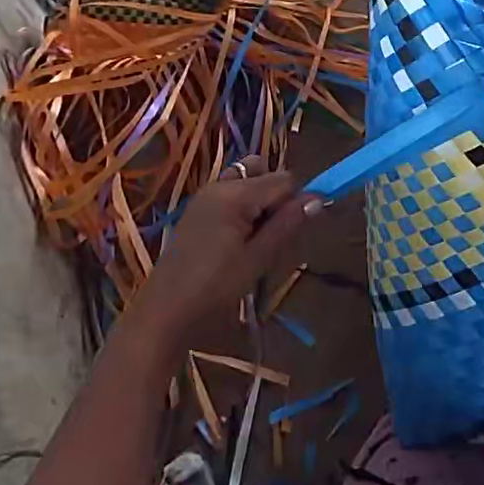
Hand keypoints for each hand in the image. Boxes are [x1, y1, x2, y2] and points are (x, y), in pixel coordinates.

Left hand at [129, 156, 320, 339]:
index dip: (297, 201)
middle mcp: (219, 185)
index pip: (284, 179)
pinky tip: (239, 241)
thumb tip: (318, 199)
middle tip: (274, 234)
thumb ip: (287, 225)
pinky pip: (230, 193)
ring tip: (258, 238)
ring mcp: (205, 196)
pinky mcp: (197, 210)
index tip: (298, 230)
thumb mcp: (257, 259)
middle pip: (264, 173)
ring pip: (247, 181)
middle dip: (278, 196)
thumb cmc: (214, 287)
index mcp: (235, 193)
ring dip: (261, 200)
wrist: (165, 311)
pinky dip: (244, 207)